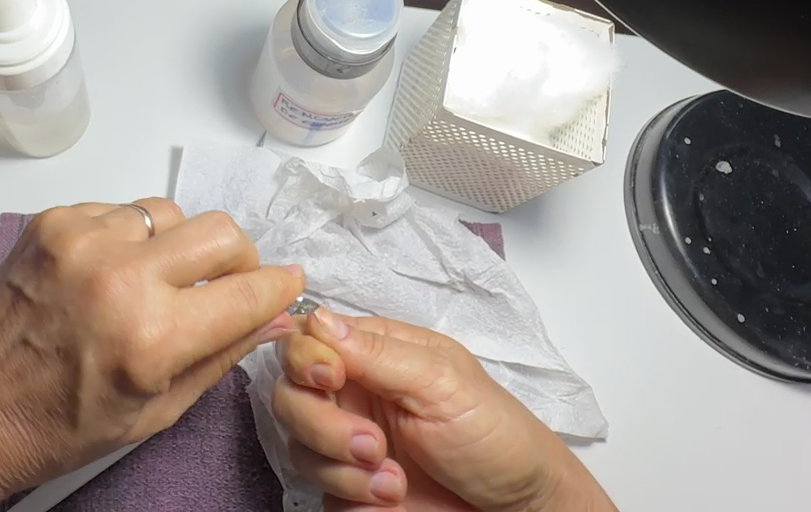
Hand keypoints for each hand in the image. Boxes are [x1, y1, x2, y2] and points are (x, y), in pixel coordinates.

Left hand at [0, 199, 305, 503]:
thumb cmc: (58, 425)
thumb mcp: (155, 410)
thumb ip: (222, 354)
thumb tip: (275, 317)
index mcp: (150, 339)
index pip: (247, 293)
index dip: (279, 288)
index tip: (288, 284)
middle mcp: (120, 276)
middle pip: (220, 231)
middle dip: (239, 257)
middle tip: (229, 281)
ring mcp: (83, 239)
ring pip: (171, 213)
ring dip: (178, 245)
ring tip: (155, 279)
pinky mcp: (55, 220)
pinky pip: (122, 211)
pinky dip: (130, 238)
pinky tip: (109, 271)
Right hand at [273, 309, 614, 511]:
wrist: (520, 510)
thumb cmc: (493, 432)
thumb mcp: (441, 381)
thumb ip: (378, 352)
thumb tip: (319, 318)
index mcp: (371, 352)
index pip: (307, 338)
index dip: (306, 357)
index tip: (331, 378)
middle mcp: (352, 391)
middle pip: (290, 394)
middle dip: (322, 423)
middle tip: (371, 445)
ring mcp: (347, 442)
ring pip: (298, 446)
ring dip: (341, 467)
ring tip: (393, 482)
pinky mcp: (350, 489)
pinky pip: (320, 491)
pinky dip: (350, 499)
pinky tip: (390, 500)